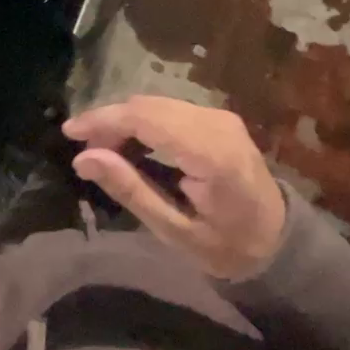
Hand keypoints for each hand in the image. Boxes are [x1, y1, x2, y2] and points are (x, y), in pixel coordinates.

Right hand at [63, 95, 286, 279]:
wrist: (279, 241)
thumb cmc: (227, 246)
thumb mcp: (175, 231)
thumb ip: (131, 190)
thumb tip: (83, 159)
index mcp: (210, 153)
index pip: (145, 119)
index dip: (103, 120)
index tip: (69, 132)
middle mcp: (216, 123)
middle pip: (148, 106)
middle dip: (110, 122)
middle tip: (85, 151)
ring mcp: (220, 116)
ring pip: (155, 103)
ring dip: (124, 121)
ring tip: (103, 150)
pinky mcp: (218, 117)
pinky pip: (169, 109)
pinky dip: (142, 121)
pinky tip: (130, 143)